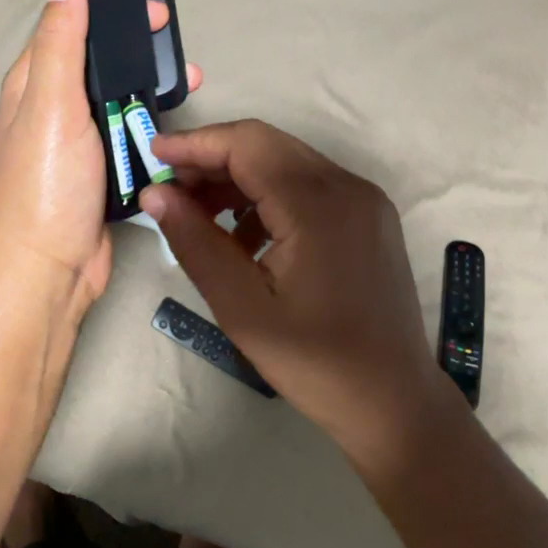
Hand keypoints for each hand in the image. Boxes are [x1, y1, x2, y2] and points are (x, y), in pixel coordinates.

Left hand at [0, 0, 202, 307]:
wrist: (49, 272)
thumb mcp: (51, 105)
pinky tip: (177, 123)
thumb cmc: (45, 185)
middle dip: (139, 49)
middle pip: (100, 63)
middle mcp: (53, 108)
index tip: (150, 8)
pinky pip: (130, 136)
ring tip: (189, 82)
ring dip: (152, 87)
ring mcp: (78, 142)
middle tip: (177, 44)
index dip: (107, 10)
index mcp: (33, 84)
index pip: (70, 28)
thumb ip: (60, 43)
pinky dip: (153, 126)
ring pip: (120, 99)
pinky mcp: (101, 171)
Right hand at [138, 121, 448, 466]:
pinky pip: (308, 185)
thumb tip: (154, 194)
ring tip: (196, 214)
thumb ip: (195, 242)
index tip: (152, 154)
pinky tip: (243, 235)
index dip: (196, 143)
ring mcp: (364, 200)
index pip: (247, 145)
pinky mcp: (369, 217)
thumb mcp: (241, 307)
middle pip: (267, 145)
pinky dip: (267, 194)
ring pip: (286, 162)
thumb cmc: (315, 363)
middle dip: (212, 158)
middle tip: (168, 189)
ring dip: (237, 177)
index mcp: (319, 206)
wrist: (395, 404)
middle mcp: (348, 187)